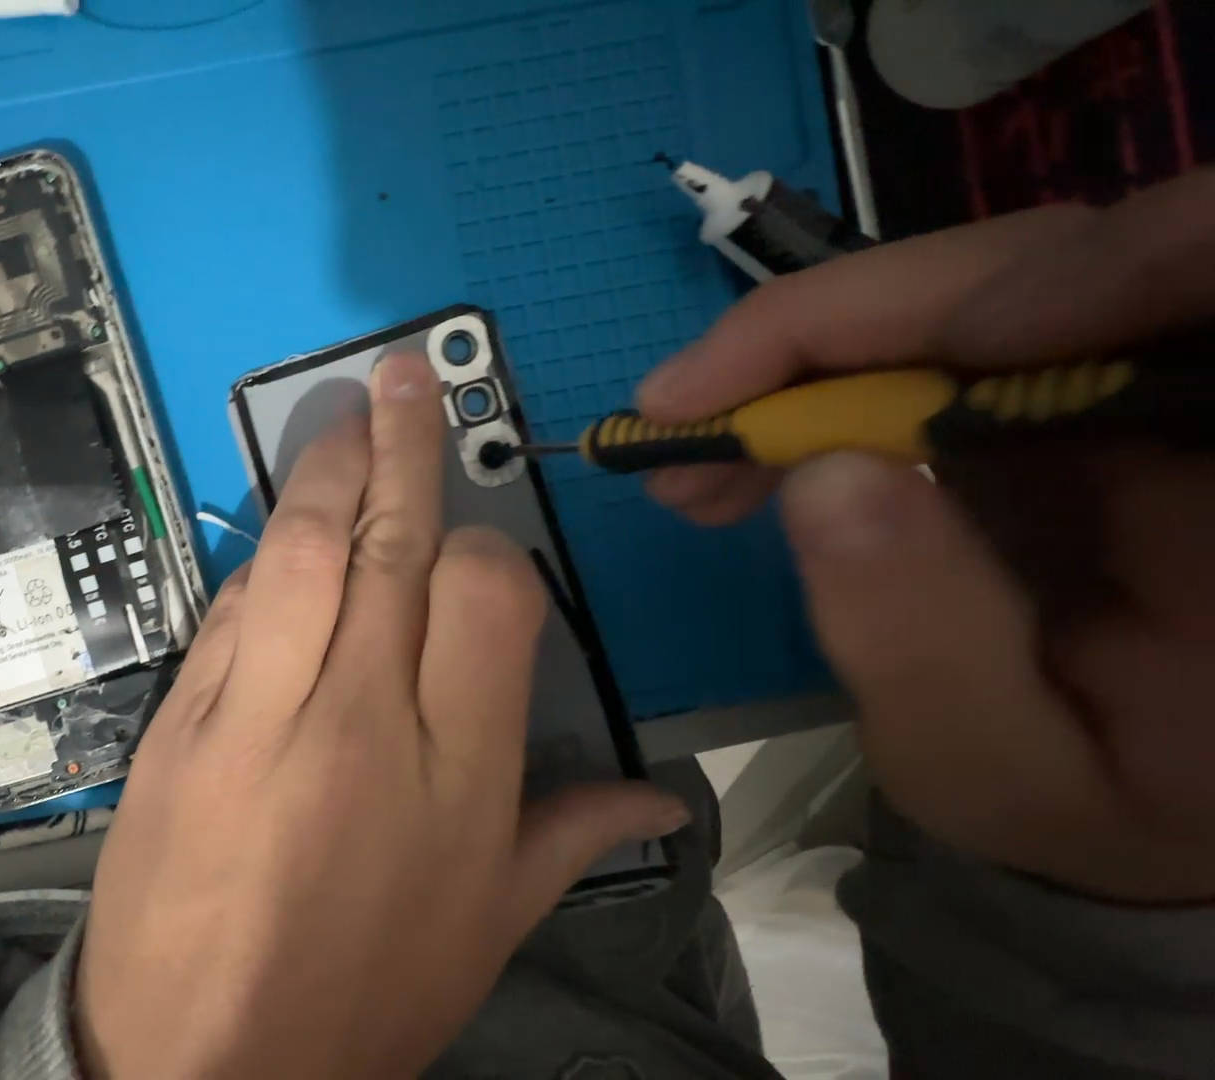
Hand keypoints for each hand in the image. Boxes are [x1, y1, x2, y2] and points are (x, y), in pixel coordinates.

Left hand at [75, 353, 689, 1077]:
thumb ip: (567, 836)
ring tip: (343, 413)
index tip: (472, 536)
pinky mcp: (181, 719)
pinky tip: (278, 531)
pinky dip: (261, 560)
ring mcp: (259, 712)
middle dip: (400, 448)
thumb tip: (661, 795)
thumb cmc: (361, 993)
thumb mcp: (485, 926)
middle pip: (391, 546)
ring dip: (324, 471)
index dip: (482, 546)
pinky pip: (232, 609)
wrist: (200, 1056)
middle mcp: (361, 719)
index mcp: (459, 772)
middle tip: (400, 377)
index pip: (488, 595)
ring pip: (303, 553)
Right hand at [636, 168, 1214, 902]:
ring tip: (688, 466)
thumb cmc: (1086, 813)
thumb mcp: (991, 766)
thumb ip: (918, 639)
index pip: (1203, 276)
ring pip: (949, 301)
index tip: (817, 378)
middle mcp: (1198, 397)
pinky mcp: (1044, 401)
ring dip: (790, 367)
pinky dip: (807, 390)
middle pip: (1024, 270)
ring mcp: (1118, 388)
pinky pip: (917, 350)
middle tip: (676, 425)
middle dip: (821, 337)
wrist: (1143, 813)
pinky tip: (741, 455)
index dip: (1031, 280)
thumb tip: (819, 473)